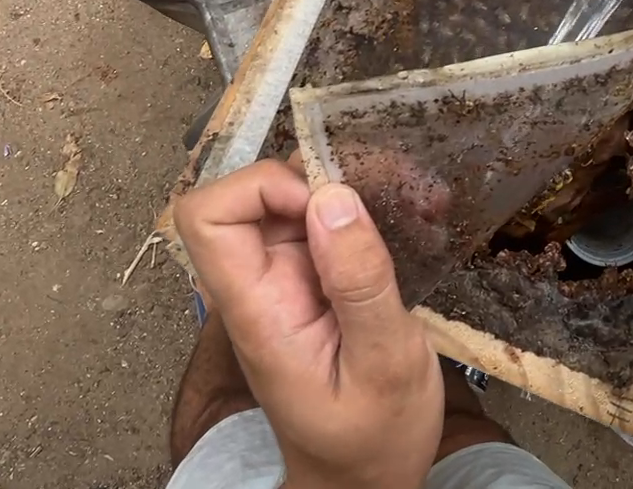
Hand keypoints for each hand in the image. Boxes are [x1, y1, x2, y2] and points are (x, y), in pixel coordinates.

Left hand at [176, 160, 443, 488]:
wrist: (368, 481)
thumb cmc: (373, 439)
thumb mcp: (384, 363)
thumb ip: (358, 283)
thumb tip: (331, 197)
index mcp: (258, 309)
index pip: (209, 218)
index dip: (259, 188)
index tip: (323, 201)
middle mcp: (263, 283)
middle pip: (259, 193)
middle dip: (327, 173)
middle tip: (397, 185)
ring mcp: (288, 277)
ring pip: (302, 197)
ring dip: (361, 186)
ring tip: (423, 198)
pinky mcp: (317, 276)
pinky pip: (331, 219)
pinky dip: (373, 208)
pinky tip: (422, 219)